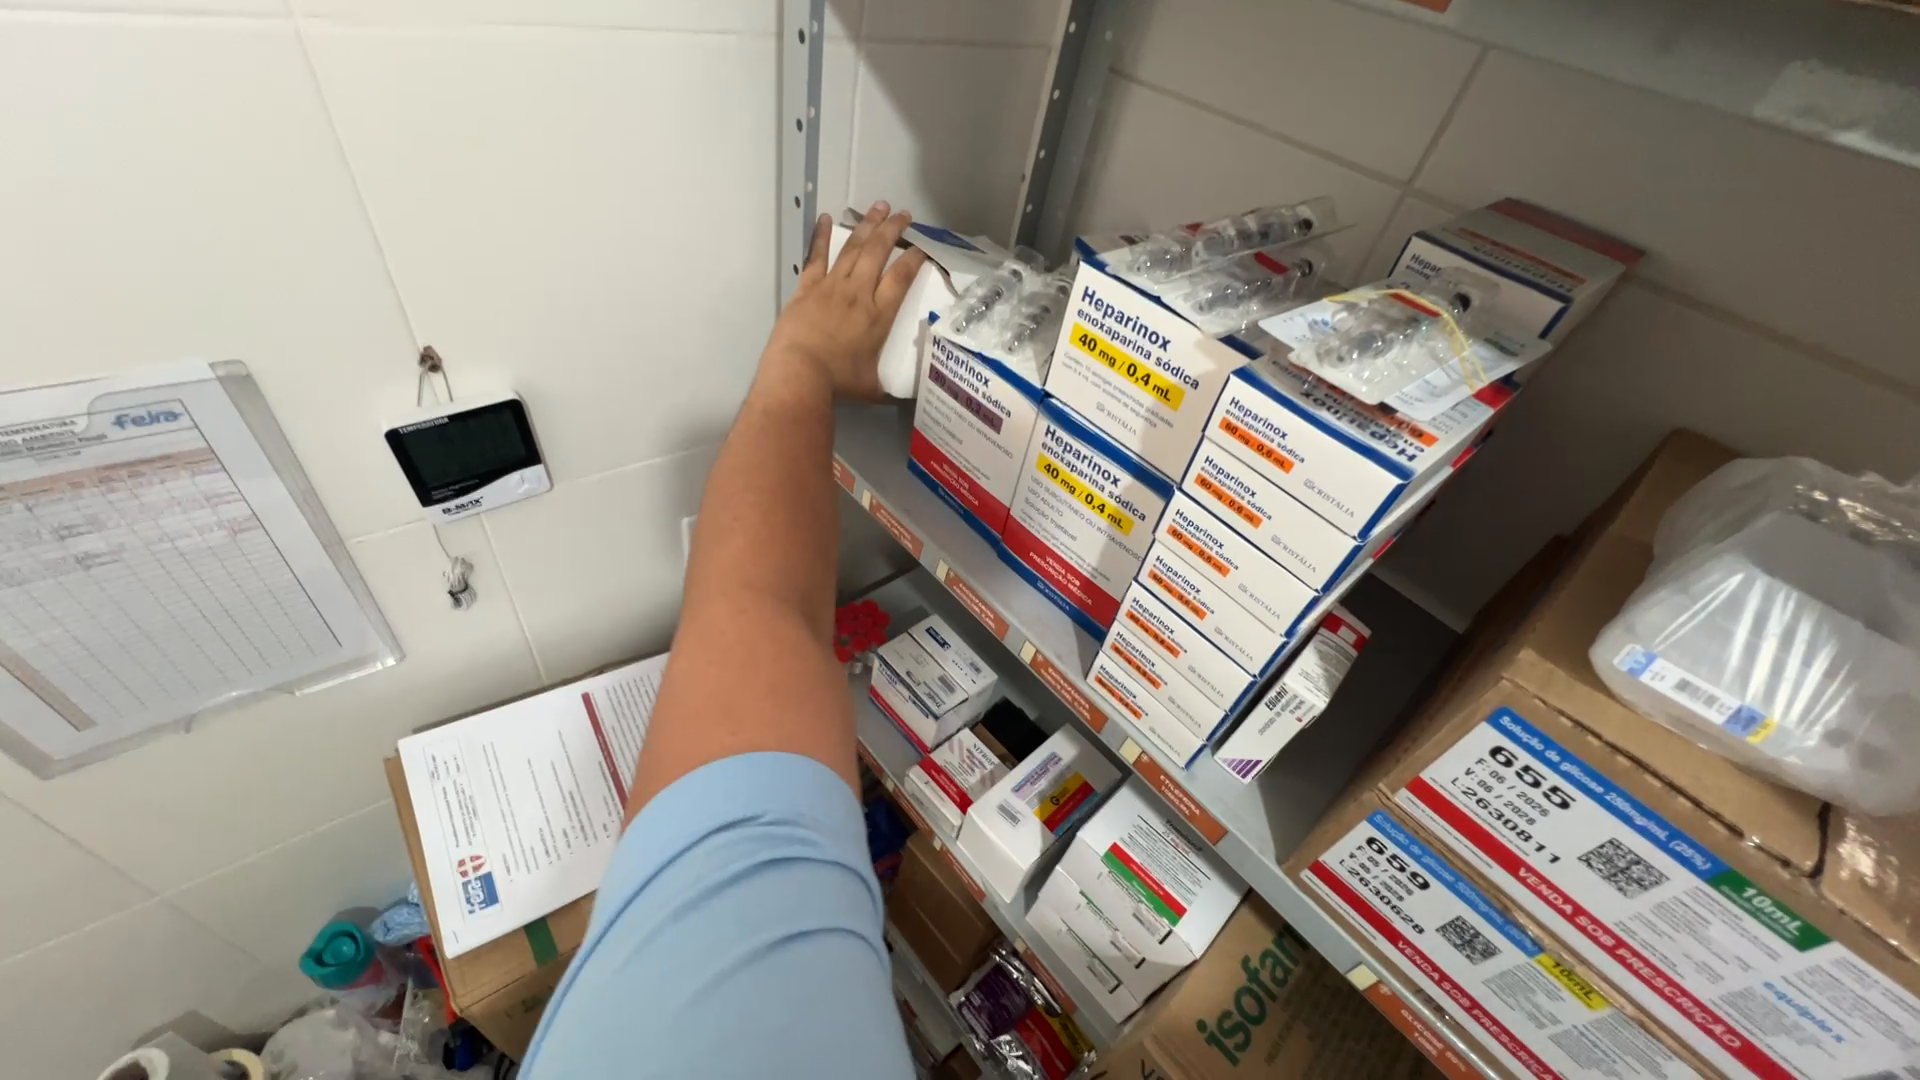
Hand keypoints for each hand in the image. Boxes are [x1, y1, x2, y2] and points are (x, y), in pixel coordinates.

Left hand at [764, 202, 928, 400]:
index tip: (924, 248)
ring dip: (867, 225)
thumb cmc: (839, 382)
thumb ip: (886, 385)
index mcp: (879, 315)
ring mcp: (832, 287)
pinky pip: (816, 256)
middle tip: (903, 214)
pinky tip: (827, 218)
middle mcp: (859, 293)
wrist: (799, 372)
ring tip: (878, 207)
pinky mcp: (807, 288)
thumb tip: (900, 397)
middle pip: (879, 252)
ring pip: (853, 248)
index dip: (915, 259)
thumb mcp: (872, 386)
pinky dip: (821, 236)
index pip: (902, 277)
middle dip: (893, 230)